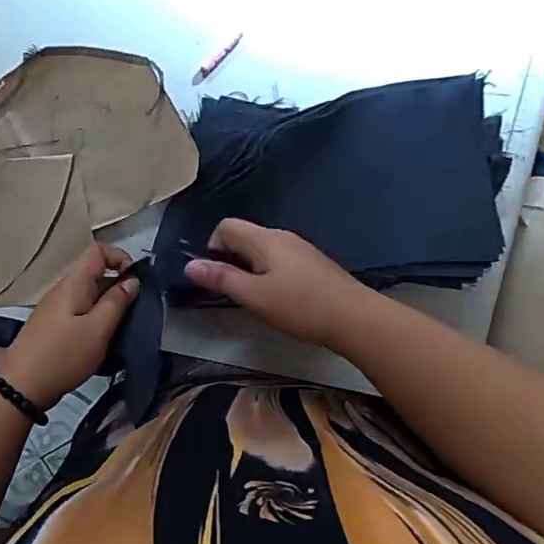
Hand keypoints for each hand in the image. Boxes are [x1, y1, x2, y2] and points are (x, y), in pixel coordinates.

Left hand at [0, 243, 138, 408]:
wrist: (22, 386)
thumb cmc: (63, 355)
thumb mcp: (98, 330)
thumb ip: (117, 302)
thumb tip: (132, 281)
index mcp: (74, 284)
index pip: (98, 251)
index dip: (120, 258)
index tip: (136, 282)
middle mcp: (64, 291)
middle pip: (97, 275)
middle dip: (120, 289)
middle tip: (136, 314)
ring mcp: (58, 309)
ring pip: (92, 297)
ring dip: (111, 309)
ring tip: (123, 331)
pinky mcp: (56, 327)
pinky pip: (83, 314)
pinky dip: (98, 322)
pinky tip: (105, 343)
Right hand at [183, 219, 376, 346]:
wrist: (353, 317)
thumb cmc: (300, 306)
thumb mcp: (254, 296)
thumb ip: (222, 279)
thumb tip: (190, 265)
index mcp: (264, 239)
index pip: (226, 226)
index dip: (212, 247)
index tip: (215, 276)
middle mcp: (282, 236)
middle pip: (245, 236)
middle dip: (231, 259)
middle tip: (233, 291)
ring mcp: (301, 249)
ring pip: (264, 250)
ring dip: (251, 268)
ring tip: (255, 298)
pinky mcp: (314, 264)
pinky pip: (281, 260)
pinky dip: (270, 273)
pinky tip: (280, 299)